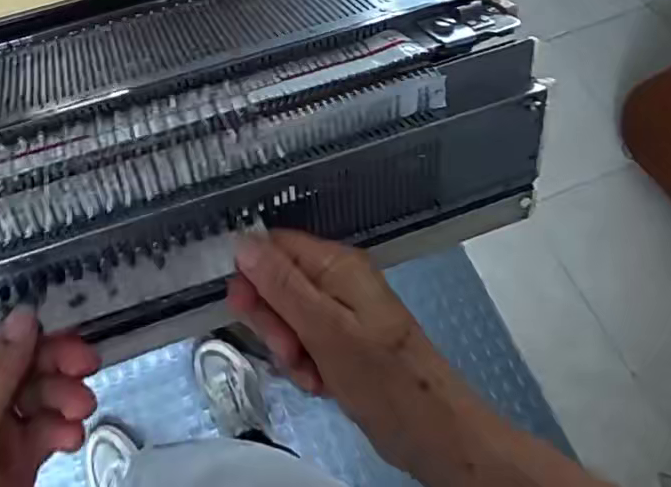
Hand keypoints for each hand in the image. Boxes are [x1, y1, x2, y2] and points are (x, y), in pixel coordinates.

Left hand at [0, 307, 100, 486]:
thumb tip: (24, 314)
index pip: (6, 352)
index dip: (44, 348)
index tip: (77, 352)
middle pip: (29, 373)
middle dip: (60, 375)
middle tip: (88, 377)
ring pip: (42, 401)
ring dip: (66, 402)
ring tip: (81, 414)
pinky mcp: (15, 466)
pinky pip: (46, 433)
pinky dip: (62, 430)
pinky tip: (71, 437)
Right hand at [226, 231, 488, 479]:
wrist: (431, 429)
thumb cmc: (379, 374)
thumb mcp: (323, 327)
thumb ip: (281, 284)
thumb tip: (243, 242)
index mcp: (335, 262)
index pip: (276, 246)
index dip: (252, 272)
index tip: (239, 307)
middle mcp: (337, 279)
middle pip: (279, 282)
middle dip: (273, 319)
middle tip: (287, 350)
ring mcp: (341, 311)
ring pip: (288, 317)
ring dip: (288, 347)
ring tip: (309, 372)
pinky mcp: (343, 340)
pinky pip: (306, 341)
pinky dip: (305, 363)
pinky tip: (319, 382)